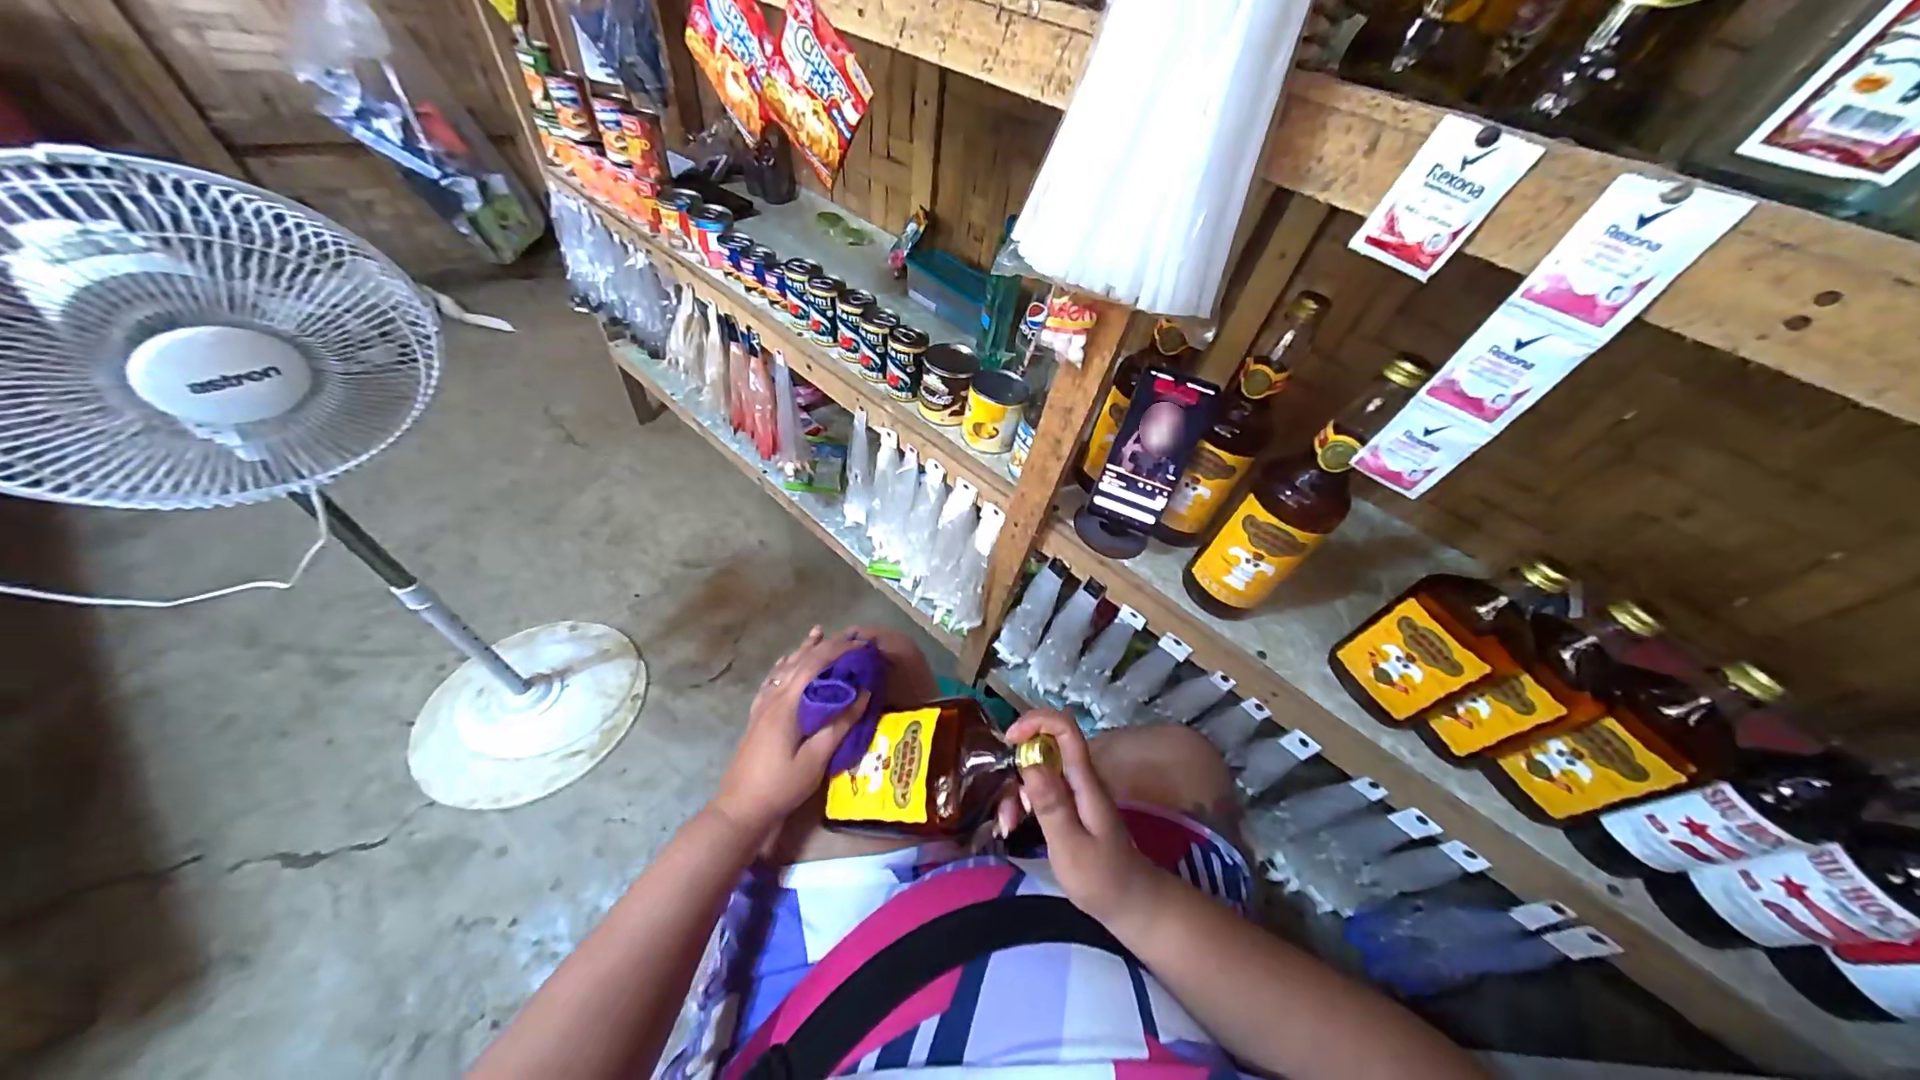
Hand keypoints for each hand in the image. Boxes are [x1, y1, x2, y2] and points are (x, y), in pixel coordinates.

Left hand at [711, 627, 870, 836]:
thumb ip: (839, 725)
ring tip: (819, 633)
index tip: (862, 644)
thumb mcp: (816, 760)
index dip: (839, 650)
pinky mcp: (758, 718)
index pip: (815, 664)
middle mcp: (773, 698)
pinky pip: (773, 681)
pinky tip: (786, 664)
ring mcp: (762, 707)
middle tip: (850, 635)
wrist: (740, 810)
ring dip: (804, 650)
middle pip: (800, 661)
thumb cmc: (780, 786)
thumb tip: (863, 694)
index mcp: (787, 704)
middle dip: (826, 645)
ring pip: (784, 668)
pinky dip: (785, 666)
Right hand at [1003, 710, 1163, 928]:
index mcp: (1085, 781)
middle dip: (1016, 769)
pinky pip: (1040, 790)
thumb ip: (1051, 805)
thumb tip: (1030, 761)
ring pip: (1037, 771)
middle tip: (1006, 811)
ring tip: (1008, 826)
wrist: (1132, 904)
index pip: (1065, 728)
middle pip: (1043, 749)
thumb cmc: (1103, 879)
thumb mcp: (1071, 846)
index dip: (1036, 721)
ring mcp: (1074, 791)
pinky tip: (1014, 827)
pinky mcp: (1069, 806)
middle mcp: (1079, 778)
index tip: (1009, 740)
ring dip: (1015, 791)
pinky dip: (1022, 803)